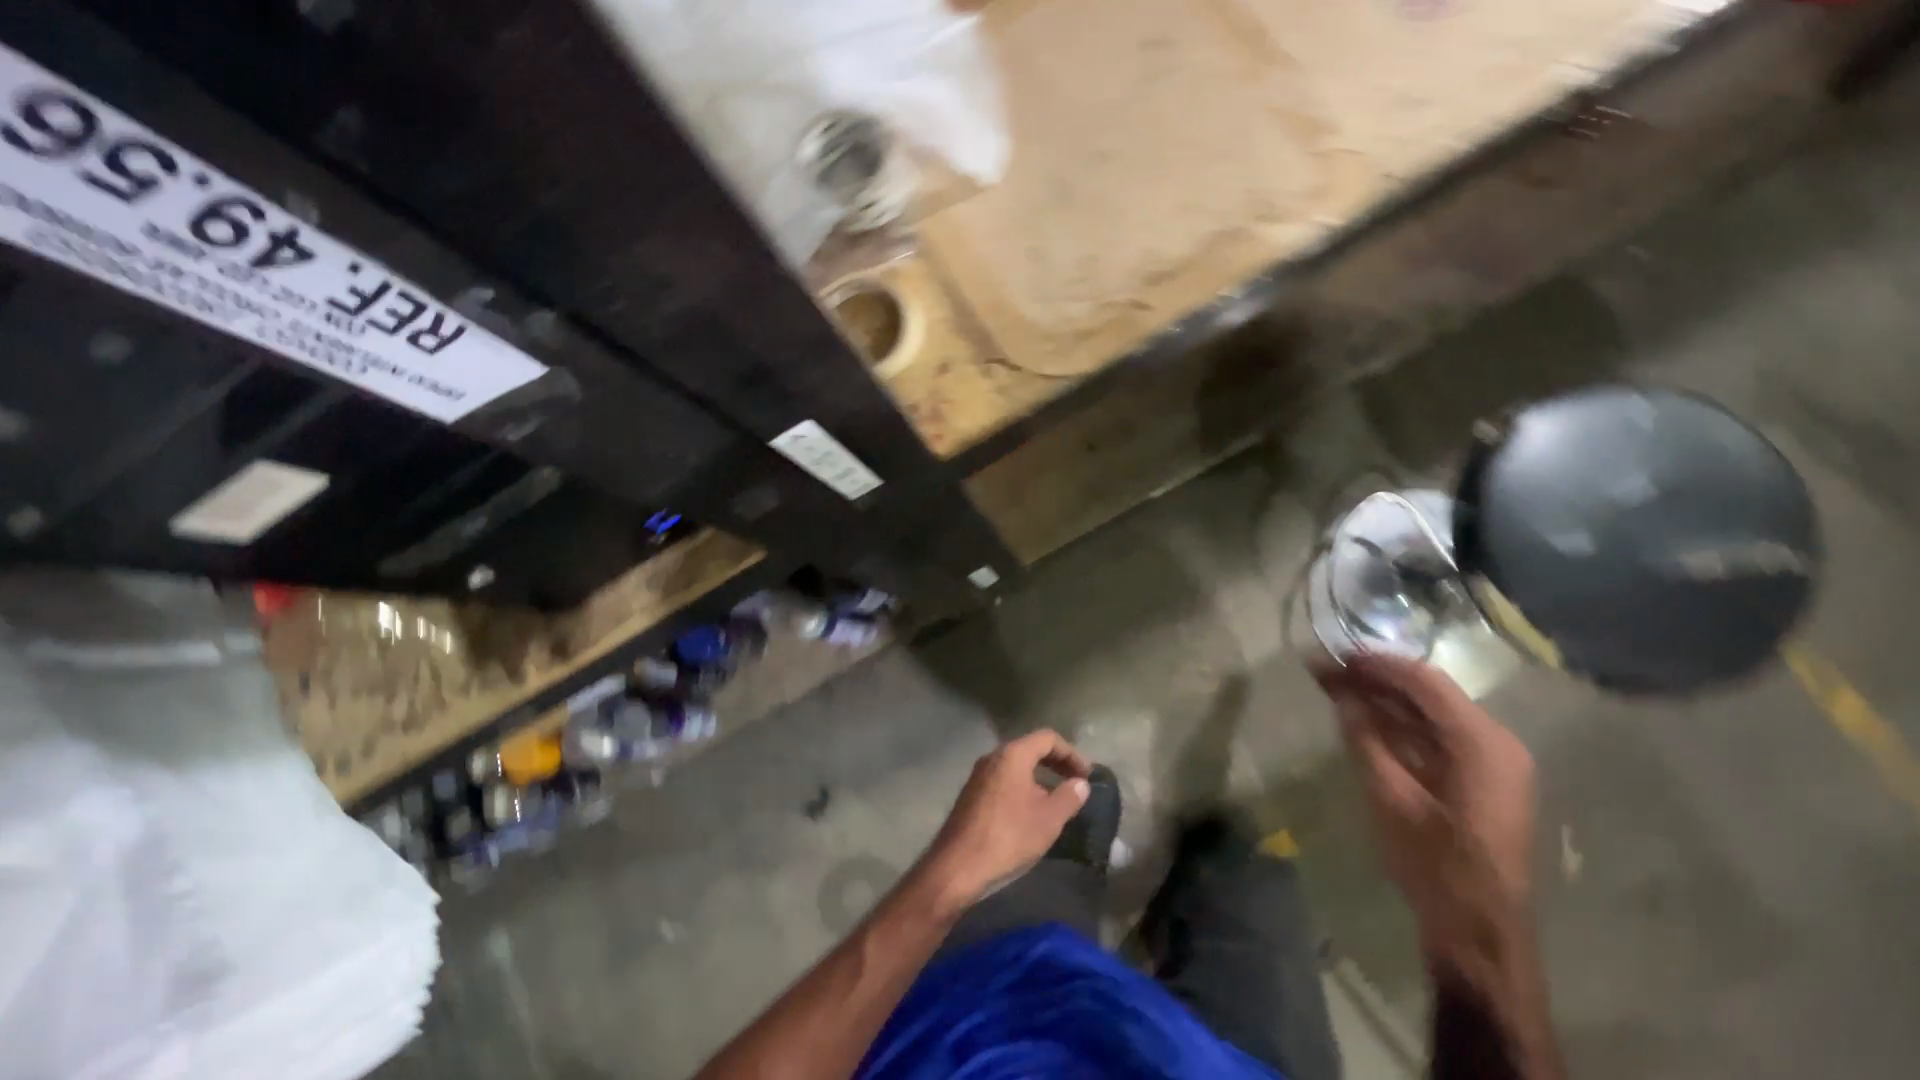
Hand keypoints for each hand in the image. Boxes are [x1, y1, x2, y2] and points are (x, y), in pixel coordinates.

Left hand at [918, 729, 1091, 911]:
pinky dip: (1023, 788)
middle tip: (1076, 784)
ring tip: (1057, 800)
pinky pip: (1003, 781)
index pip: (1048, 738)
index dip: (1072, 753)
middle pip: (1030, 749)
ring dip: (1040, 778)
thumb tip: (1080, 784)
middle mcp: (992, 758)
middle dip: (1056, 764)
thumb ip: (1069, 796)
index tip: (1087, 775)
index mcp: (1012, 755)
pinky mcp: (971, 795)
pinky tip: (1031, 813)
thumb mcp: (1049, 818)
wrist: (958, 865)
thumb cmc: (1009, 836)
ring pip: (1016, 766)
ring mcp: (978, 776)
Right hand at [1314, 652, 1537, 979]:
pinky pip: (1441, 740)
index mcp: (1482, 742)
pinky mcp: (1485, 782)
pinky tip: (1368, 722)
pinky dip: (1404, 727)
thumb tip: (1343, 697)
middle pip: (1430, 695)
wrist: (1481, 930)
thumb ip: (1366, 741)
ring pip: (1434, 716)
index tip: (1333, 654)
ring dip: (1387, 702)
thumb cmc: (1436, 865)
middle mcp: (1497, 742)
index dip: (1376, 663)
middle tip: (1326, 670)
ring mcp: (1495, 763)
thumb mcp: (1390, 799)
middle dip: (1376, 680)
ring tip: (1338, 689)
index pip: (1424, 681)